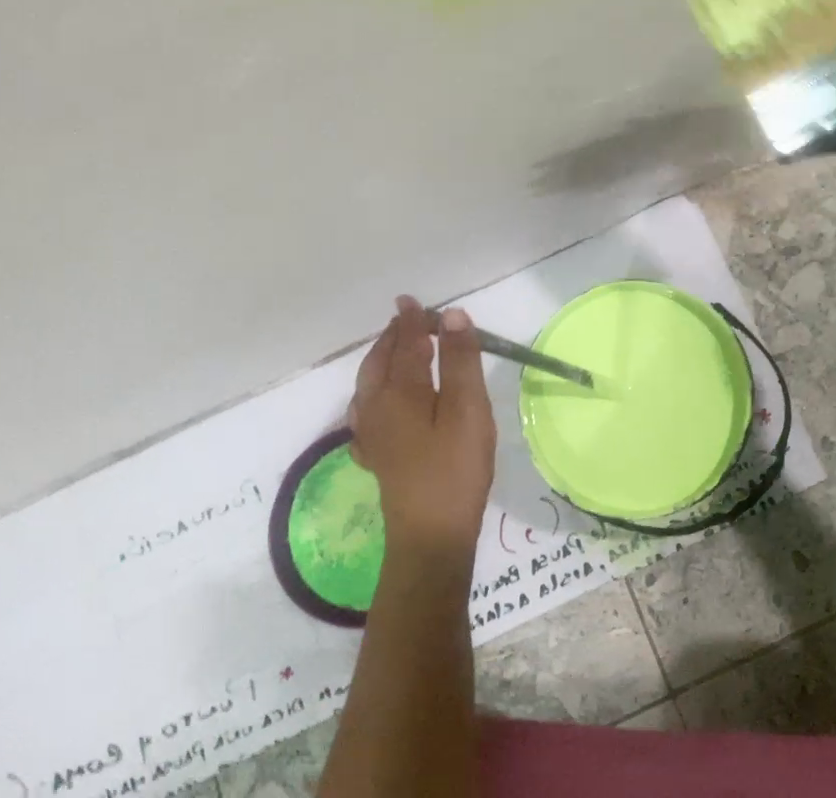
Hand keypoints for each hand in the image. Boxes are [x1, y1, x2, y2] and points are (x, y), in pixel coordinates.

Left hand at [348, 296, 496, 554]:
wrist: (430, 536)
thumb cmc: (455, 469)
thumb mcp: (467, 410)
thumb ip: (459, 362)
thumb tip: (452, 317)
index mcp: (399, 391)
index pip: (405, 344)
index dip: (411, 322)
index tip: (411, 301)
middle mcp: (376, 408)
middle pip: (379, 363)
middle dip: (393, 339)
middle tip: (407, 321)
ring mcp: (371, 436)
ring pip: (368, 387)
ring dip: (382, 363)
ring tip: (396, 353)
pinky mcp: (376, 458)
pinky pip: (367, 413)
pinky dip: (375, 395)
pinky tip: (380, 407)